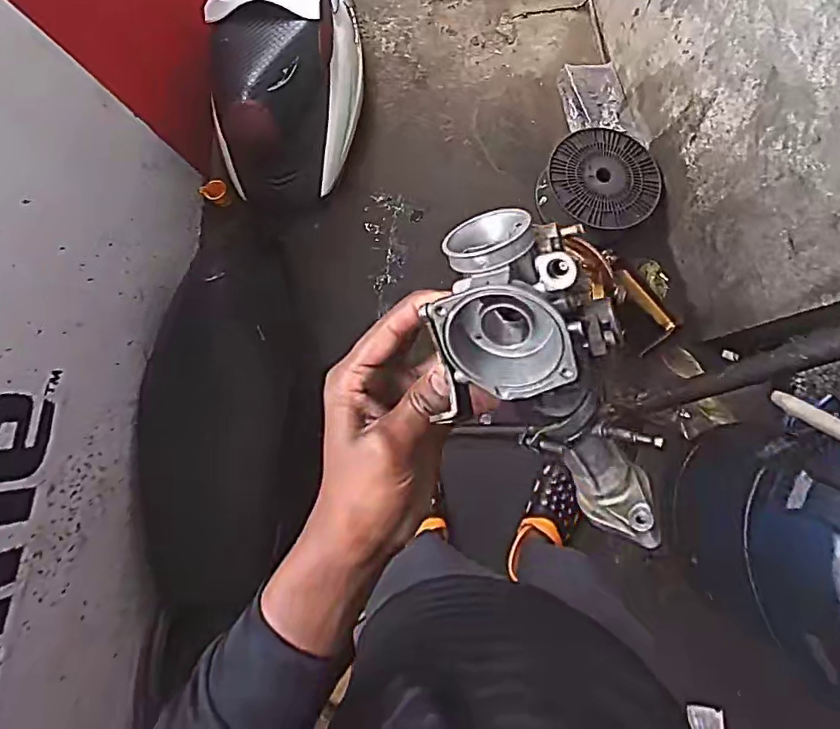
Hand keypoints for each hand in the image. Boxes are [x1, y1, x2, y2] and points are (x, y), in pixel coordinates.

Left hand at [261, 291, 464, 654]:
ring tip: (487, 359)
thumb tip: (450, 372)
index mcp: (354, 377)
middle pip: (418, 340)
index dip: (421, 308)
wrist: (362, 541)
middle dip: (449, 330)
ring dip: (463, 364)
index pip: (390, 327)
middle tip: (478, 323)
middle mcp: (378, 382)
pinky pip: (451, 394)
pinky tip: (486, 391)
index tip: (451, 298)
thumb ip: (421, 405)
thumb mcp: (386, 446)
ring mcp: (403, 399)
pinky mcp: (424, 418)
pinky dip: (470, 392)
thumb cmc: (352, 501)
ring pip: (439, 366)